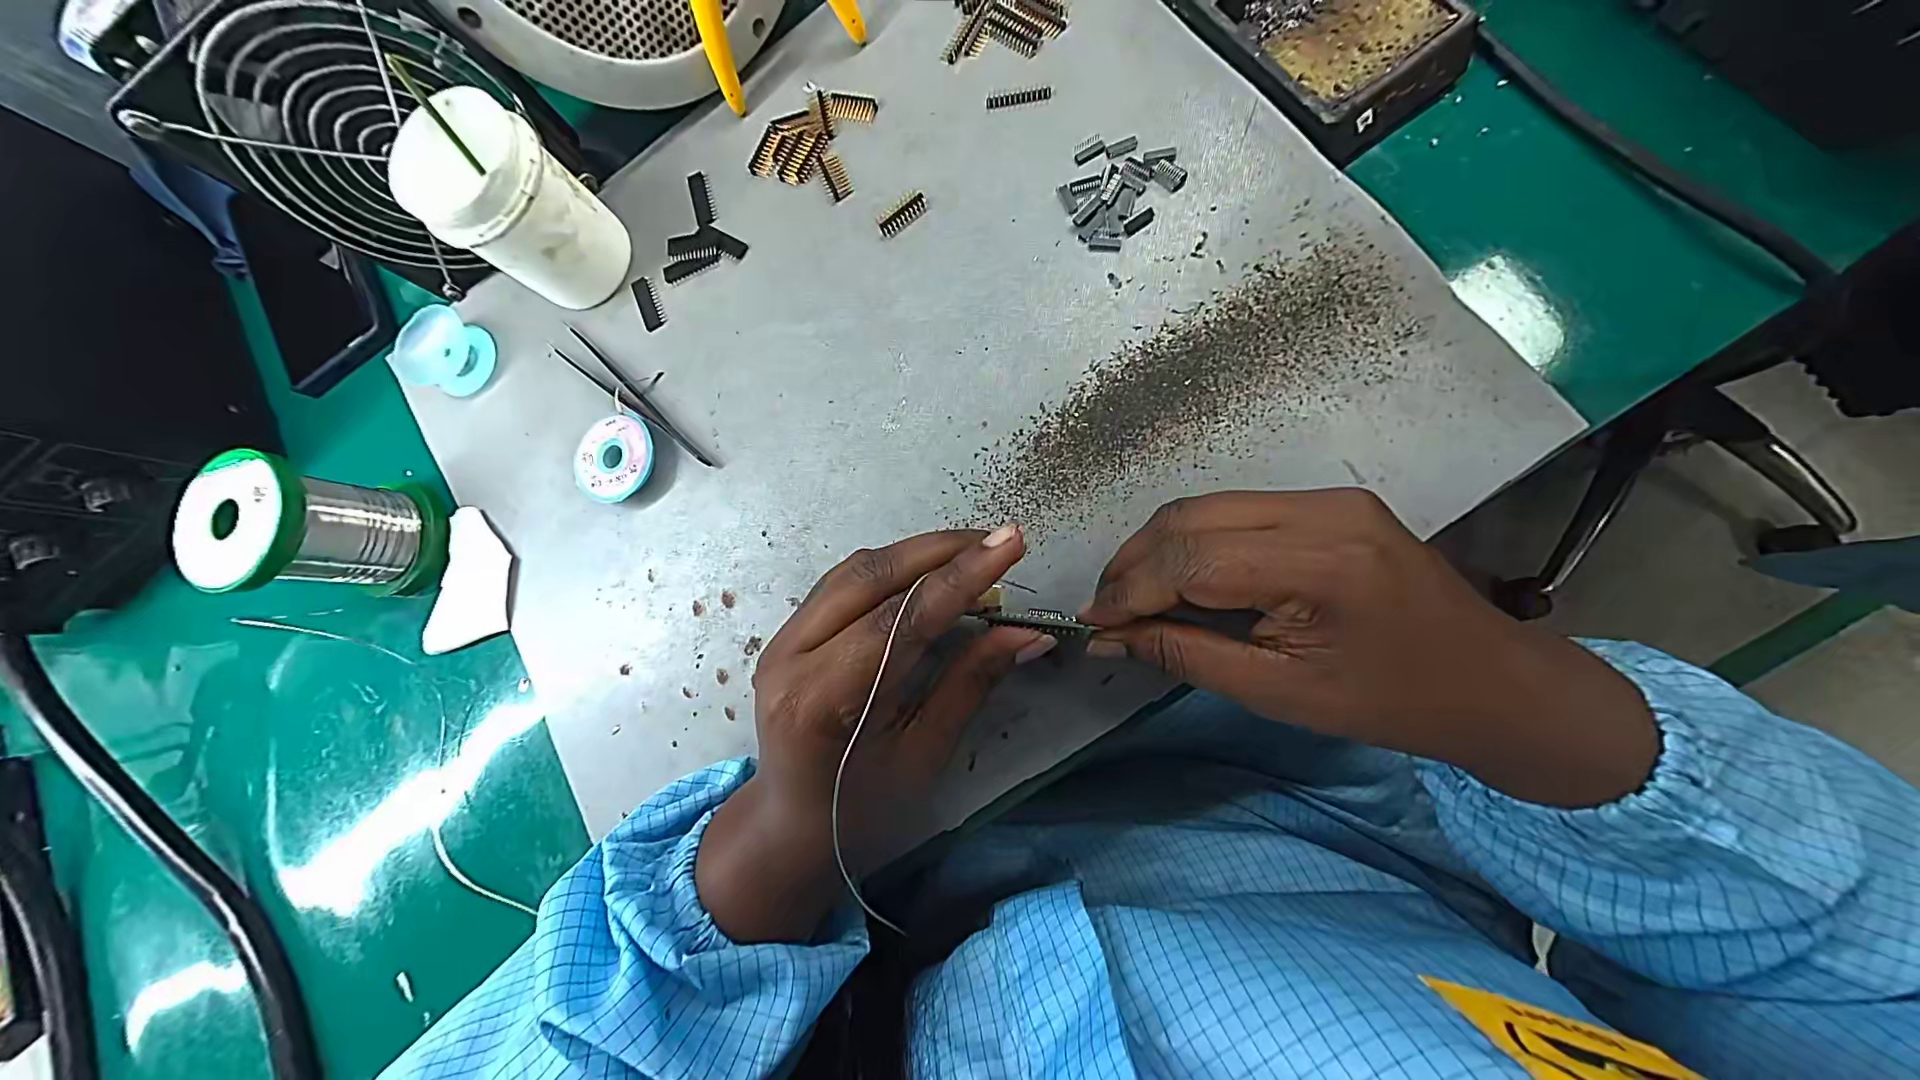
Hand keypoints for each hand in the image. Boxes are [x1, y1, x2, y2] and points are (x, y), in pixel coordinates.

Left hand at [696, 526, 1054, 941]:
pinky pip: (845, 580)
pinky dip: (894, 566)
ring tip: (974, 553)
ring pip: (857, 569)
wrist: (791, 823)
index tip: (1010, 544)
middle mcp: (791, 657)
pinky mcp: (788, 630)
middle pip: (872, 576)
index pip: (901, 618)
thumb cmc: (863, 808)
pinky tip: (931, 570)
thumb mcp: (924, 753)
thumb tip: (1027, 632)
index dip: (961, 577)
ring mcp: (782, 638)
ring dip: (919, 553)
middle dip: (943, 551)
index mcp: (822, 701)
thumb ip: (971, 682)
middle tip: (1000, 542)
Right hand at [1080, 490, 1656, 807]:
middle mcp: (1322, 510)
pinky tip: (1175, 574)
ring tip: (1129, 593)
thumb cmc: (1389, 703)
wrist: (1494, 683)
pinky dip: (1189, 540)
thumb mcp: (1277, 692)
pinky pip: (1233, 509)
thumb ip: (1185, 654)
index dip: (1132, 589)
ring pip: (1205, 506)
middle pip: (1191, 518)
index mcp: (1320, 564)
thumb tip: (1108, 637)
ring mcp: (1328, 497)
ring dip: (1155, 547)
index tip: (1091, 620)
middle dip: (1133, 563)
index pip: (1192, 559)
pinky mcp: (1328, 501)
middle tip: (1103, 607)